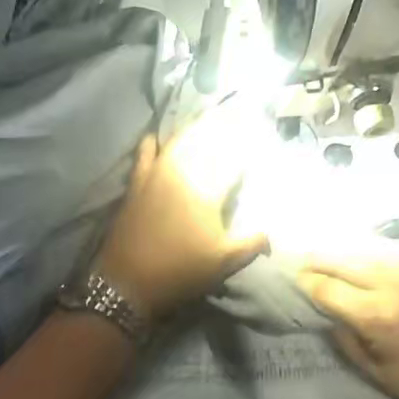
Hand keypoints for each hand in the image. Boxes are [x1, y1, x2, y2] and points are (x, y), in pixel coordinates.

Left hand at [93, 132, 268, 322]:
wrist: (127, 283)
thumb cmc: (180, 271)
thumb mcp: (224, 263)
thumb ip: (252, 243)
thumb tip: (271, 234)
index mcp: (207, 190)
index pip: (232, 159)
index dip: (245, 143)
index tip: (257, 130)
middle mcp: (181, 173)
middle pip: (204, 141)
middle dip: (220, 127)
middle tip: (234, 115)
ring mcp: (155, 175)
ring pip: (176, 142)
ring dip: (191, 131)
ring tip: (204, 120)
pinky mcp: (136, 183)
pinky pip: (145, 154)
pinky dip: (154, 143)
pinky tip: (157, 138)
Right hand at [297, 259, 398, 398]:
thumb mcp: (374, 373)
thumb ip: (344, 339)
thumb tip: (326, 313)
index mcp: (378, 315)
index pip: (328, 288)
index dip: (307, 283)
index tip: (292, 278)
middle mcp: (394, 284)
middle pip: (346, 264)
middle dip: (321, 263)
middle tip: (301, 262)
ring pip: (368, 257)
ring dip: (346, 260)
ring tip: (328, 263)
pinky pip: (392, 259)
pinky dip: (373, 262)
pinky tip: (365, 269)